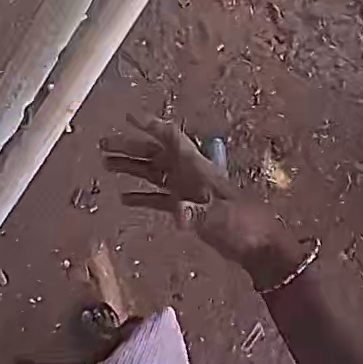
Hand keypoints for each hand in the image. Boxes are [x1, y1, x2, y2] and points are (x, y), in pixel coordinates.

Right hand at [101, 114, 304, 287]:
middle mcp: (189, 174)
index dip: (150, 125)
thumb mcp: (222, 218)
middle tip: (103, 144)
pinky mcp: (186, 209)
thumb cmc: (245, 225)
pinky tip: (123, 198)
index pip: (171, 138)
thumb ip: (198, 214)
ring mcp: (187, 191)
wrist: (259, 247)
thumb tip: (178, 213)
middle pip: (155, 153)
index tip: (129, 116)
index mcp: (197, 167)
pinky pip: (158, 198)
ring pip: (153, 173)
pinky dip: (141, 196)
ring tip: (105, 163)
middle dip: (130, 146)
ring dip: (131, 168)